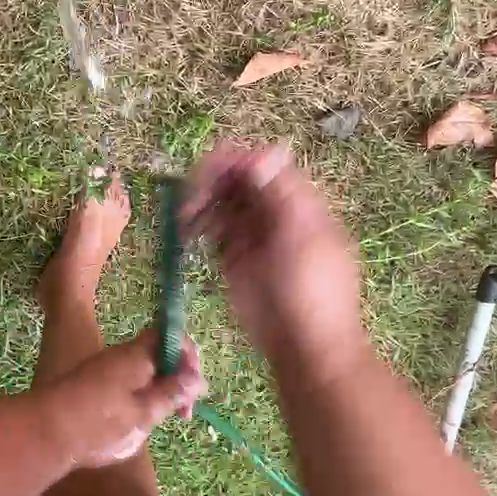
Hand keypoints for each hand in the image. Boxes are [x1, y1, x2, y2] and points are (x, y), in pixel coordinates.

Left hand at [34, 331, 206, 467]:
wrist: (46, 430)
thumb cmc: (99, 423)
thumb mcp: (143, 413)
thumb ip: (171, 394)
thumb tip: (197, 378)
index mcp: (136, 355)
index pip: (169, 336)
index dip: (188, 355)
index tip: (194, 388)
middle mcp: (121, 356)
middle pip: (159, 355)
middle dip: (178, 379)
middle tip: (183, 414)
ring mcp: (106, 370)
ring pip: (144, 372)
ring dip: (161, 391)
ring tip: (165, 421)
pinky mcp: (95, 386)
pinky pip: (128, 383)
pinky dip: (142, 397)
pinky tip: (141, 421)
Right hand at [181, 142, 366, 382]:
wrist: (303, 345)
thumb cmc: (311, 291)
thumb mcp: (302, 236)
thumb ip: (282, 193)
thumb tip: (265, 151)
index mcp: (297, 202)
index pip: (261, 164)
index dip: (233, 162)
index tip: (207, 173)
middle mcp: (272, 211)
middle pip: (235, 177)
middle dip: (209, 180)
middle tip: (190, 199)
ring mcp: (251, 232)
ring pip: (218, 200)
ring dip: (198, 200)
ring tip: (186, 219)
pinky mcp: (232, 254)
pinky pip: (210, 226)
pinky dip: (194, 223)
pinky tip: (186, 232)